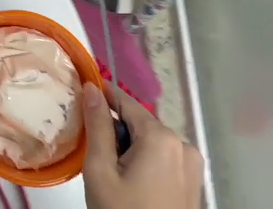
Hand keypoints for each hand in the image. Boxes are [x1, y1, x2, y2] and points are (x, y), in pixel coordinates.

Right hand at [80, 82, 202, 208]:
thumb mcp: (100, 170)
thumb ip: (96, 125)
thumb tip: (91, 87)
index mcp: (161, 137)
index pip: (125, 101)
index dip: (101, 98)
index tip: (79, 100)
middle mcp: (183, 146)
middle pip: (138, 123)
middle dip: (115, 131)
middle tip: (95, 154)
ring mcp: (192, 167)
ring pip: (150, 142)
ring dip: (129, 149)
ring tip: (111, 173)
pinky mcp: (193, 186)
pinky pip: (163, 160)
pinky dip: (145, 164)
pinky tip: (130, 185)